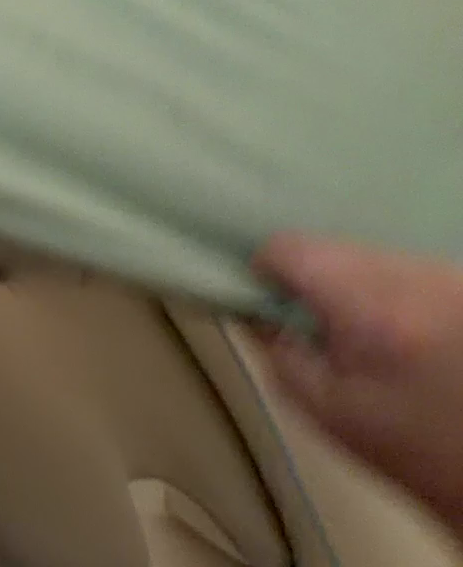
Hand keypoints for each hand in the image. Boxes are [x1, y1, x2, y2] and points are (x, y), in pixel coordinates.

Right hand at [254, 233, 462, 525]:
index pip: (290, 247)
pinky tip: (414, 337)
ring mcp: (461, 284)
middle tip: (322, 327)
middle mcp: (423, 282)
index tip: (271, 304)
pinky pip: (417, 274)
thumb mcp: (319, 403)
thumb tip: (252, 305)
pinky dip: (402, 295)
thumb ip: (273, 344)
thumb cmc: (411, 446)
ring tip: (374, 335)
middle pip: (336, 249)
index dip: (267, 270)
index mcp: (370, 306)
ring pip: (378, 259)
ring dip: (362, 286)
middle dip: (318, 281)